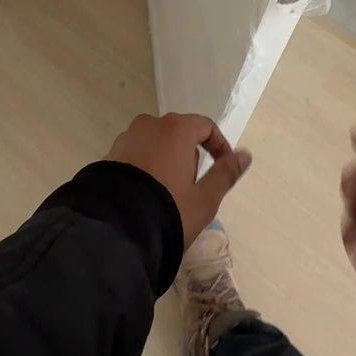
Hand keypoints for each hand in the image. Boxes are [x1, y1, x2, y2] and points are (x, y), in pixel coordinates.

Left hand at [106, 113, 253, 246]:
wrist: (114, 230)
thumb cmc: (168, 211)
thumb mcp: (204, 199)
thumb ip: (226, 173)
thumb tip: (245, 154)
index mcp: (176, 129)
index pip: (205, 126)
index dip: (218, 146)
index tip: (223, 168)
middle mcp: (149, 125)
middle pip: (179, 133)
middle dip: (190, 156)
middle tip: (193, 188)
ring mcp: (126, 138)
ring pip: (156, 143)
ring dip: (167, 161)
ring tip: (168, 194)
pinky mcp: (109, 155)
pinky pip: (136, 154)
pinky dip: (145, 168)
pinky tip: (146, 195)